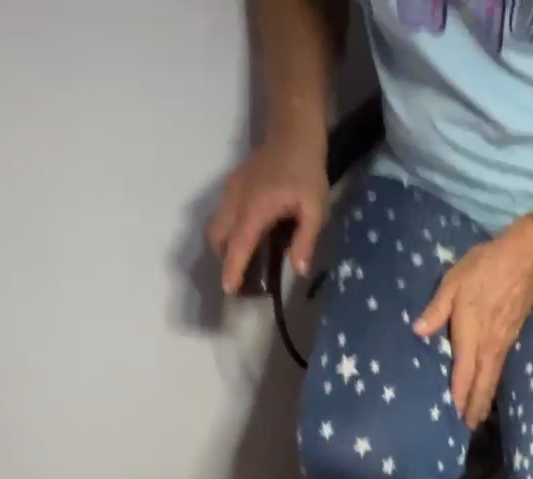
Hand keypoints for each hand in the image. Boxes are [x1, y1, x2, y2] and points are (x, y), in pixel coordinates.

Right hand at [207, 128, 330, 293]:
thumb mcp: (315, 211)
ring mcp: (230, 191)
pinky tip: (251, 239)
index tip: (229, 289)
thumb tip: (299, 271)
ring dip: (225, 246)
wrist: (293, 135)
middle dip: (225, 260)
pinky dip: (229, 232)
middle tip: (242, 280)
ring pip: (216, 225)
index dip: (233, 268)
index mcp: (254, 209)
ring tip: (246, 263)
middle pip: (218, 237)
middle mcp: (235, 201)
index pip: (238, 245)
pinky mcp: (233, 185)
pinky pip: (223, 214)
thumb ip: (305, 241)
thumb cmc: (307, 173)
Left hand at [413, 217, 532, 427]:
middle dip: (474, 407)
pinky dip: (491, 385)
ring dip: (484, 400)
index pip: (463, 373)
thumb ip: (437, 309)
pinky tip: (487, 389)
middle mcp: (489, 345)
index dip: (459, 396)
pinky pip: (498, 370)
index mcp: (471, 333)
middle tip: (466, 429)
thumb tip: (418, 332)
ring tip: (476, 419)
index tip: (453, 417)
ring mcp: (502, 344)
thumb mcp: (453, 281)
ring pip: (492, 379)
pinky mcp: (510, 339)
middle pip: (481, 384)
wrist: (527, 259)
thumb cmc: (485, 267)